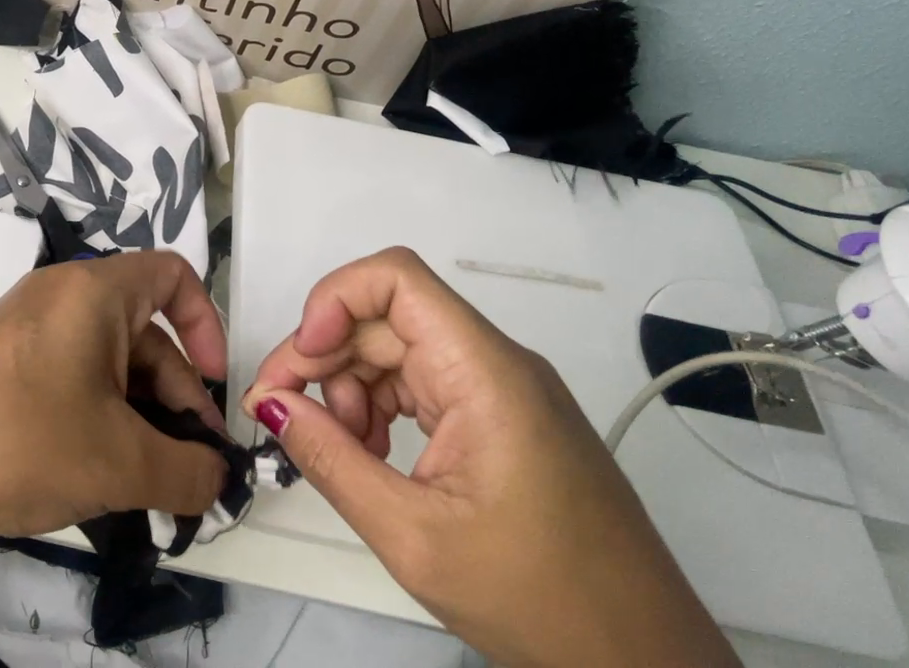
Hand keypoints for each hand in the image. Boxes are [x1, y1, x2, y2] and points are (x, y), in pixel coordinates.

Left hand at [0, 251, 229, 543]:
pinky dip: (96, 420)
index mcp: (91, 292)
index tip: (213, 390)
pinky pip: (69, 379)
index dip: (208, 326)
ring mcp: (23, 331)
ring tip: (144, 485)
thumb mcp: (119, 464)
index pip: (173, 275)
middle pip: (144, 331)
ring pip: (107, 363)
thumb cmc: (17, 443)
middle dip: (175, 397)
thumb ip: (188, 472)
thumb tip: (216, 480)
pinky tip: (95, 476)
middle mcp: (57, 297)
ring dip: (137, 419)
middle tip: (185, 468)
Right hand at [244, 248, 738, 667]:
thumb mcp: (411, 535)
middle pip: (384, 320)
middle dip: (322, 358)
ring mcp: (499, 390)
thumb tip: (266, 401)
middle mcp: (494, 364)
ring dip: (348, 390)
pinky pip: (419, 385)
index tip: (299, 363)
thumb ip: (329, 459)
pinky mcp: (498, 418)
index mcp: (485, 374)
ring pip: (396, 352)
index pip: (396, 279)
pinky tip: (368, 456)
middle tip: (278, 413)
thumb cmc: (535, 599)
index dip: (333, 300)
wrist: (642, 662)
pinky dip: (378, 410)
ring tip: (336, 451)